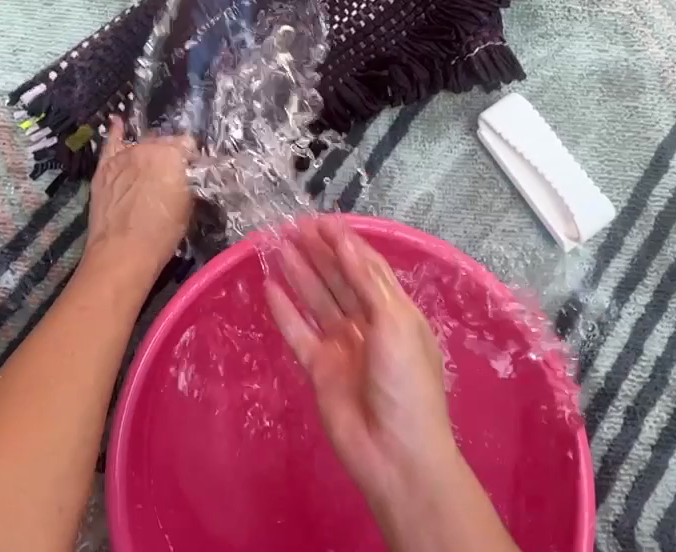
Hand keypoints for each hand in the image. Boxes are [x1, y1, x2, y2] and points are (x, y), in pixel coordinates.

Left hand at [83, 117, 193, 283]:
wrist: (122, 252)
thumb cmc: (161, 234)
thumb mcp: (187, 206)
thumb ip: (188, 181)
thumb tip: (188, 173)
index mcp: (173, 155)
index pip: (188, 145)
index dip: (191, 159)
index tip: (191, 172)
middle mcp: (148, 147)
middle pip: (164, 142)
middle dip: (170, 154)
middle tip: (172, 175)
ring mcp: (123, 155)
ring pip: (141, 144)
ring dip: (149, 152)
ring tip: (152, 166)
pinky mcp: (105, 166)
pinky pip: (112, 143)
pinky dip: (116, 133)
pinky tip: (118, 121)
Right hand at [265, 217, 519, 551]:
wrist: (396, 454)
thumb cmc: (406, 383)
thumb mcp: (397, 323)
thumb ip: (368, 282)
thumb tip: (346, 244)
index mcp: (395, 311)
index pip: (366, 267)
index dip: (345, 242)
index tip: (320, 220)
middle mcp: (368, 324)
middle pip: (339, 279)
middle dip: (319, 252)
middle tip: (292, 227)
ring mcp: (342, 347)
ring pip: (317, 301)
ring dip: (299, 273)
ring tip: (277, 246)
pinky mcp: (319, 369)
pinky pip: (298, 333)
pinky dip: (285, 311)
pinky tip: (269, 287)